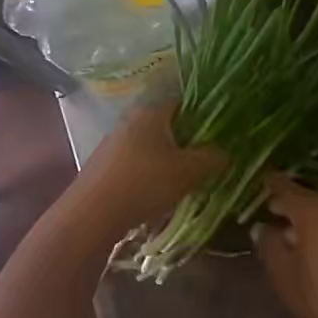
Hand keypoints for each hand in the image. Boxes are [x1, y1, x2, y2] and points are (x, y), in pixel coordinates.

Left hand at [64, 101, 226, 239]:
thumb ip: (212, 158)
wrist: (91, 215)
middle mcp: (130, 119)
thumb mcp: (187, 172)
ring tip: (185, 179)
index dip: (204, 116)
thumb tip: (226, 153)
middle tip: (206, 160)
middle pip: (167, 124)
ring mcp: (114, 141)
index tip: (219, 135)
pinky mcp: (104, 164)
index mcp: (151, 111)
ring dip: (168, 158)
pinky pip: (136, 161)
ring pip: (151, 144)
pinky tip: (158, 192)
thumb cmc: (143, 184)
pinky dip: (150, 171)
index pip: (183, 102)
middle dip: (187, 140)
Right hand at [254, 178, 317, 317]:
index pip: (283, 187)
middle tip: (263, 213)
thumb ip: (269, 246)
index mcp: (311, 209)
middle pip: (303, 199)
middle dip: (283, 205)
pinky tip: (307, 252)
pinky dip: (315, 231)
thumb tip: (261, 227)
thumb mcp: (285, 274)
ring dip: (299, 221)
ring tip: (281, 236)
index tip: (254, 185)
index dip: (267, 185)